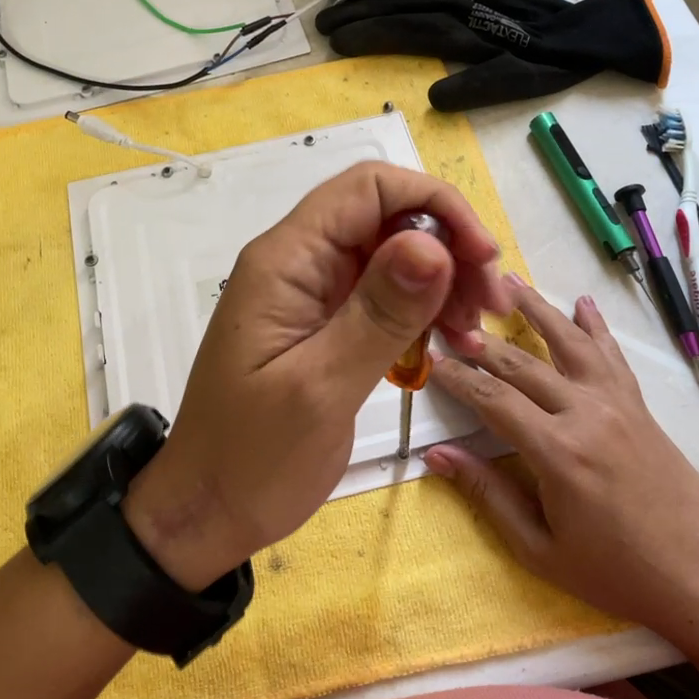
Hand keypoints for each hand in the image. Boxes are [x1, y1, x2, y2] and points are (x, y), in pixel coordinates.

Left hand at [122, 162, 510, 589]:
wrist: (208, 510)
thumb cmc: (253, 457)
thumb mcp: (320, 388)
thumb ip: (378, 313)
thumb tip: (433, 242)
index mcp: (287, 260)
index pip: (369, 188)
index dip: (435, 205)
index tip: (483, 257)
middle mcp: (301, 263)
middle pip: (388, 217)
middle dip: (449, 248)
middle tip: (490, 308)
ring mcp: (314, 295)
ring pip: (395, 256)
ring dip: (444, 282)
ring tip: (475, 335)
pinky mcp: (328, 327)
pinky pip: (386, 297)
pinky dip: (425, 313)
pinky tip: (454, 347)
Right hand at [423, 276, 698, 634]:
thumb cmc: (616, 573)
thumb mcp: (540, 549)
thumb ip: (488, 494)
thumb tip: (437, 454)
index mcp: (558, 452)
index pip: (493, 400)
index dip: (457, 378)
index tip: (428, 360)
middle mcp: (587, 415)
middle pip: (523, 364)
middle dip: (482, 341)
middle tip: (449, 317)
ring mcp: (617, 404)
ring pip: (568, 343)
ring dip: (536, 308)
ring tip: (507, 280)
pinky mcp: (638, 406)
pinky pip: (611, 356)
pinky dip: (594, 327)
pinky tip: (582, 303)